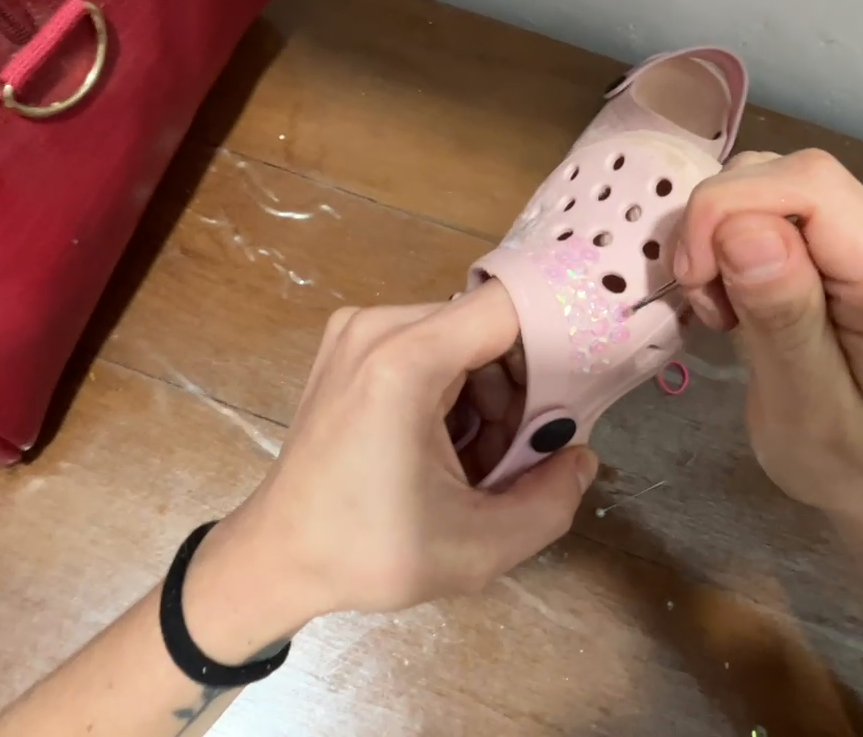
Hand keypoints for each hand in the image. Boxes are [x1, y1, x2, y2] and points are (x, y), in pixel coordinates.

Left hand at [198, 286, 598, 636]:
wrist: (277, 553)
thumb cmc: (369, 551)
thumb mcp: (478, 546)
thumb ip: (551, 500)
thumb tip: (581, 455)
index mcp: (404, 361)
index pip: (507, 308)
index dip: (557, 334)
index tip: (586, 378)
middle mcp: (377, 326)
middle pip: (484, 325)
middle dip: (518, 384)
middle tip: (519, 449)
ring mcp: (356, 328)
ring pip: (458, 335)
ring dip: (485, 389)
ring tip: (477, 456)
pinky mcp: (348, 341)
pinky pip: (425, 342)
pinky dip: (450, 383)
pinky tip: (443, 439)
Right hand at [673, 149, 862, 530]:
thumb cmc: (851, 467)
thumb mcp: (805, 415)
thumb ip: (783, 320)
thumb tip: (743, 228)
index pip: (812, 188)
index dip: (727, 211)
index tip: (694, 282)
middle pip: (792, 178)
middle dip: (719, 227)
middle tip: (707, 307)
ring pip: (779, 179)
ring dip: (724, 233)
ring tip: (727, 308)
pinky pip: (784, 198)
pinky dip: (739, 233)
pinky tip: (745, 289)